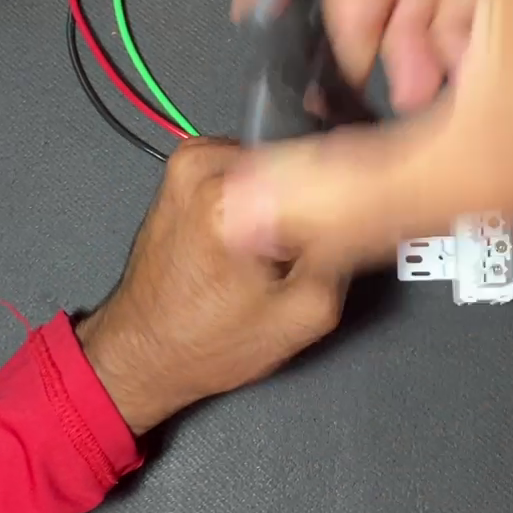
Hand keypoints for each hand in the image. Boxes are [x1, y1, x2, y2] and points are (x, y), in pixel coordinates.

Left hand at [77, 139, 346, 433]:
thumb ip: (346, 253)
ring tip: (268, 247)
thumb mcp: (307, 312)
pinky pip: (245, 169)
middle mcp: (202, 164)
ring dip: (282, 199)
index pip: (325, 165)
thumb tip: (367, 211)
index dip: (344, 200)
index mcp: (231, 194)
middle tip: (299, 248)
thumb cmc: (209, 342)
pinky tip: (248, 238)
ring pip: (273, 163)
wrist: (145, 352)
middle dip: (311, 199)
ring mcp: (186, 162)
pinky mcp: (181, 171)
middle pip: (298, 160)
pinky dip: (255, 198)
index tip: (344, 228)